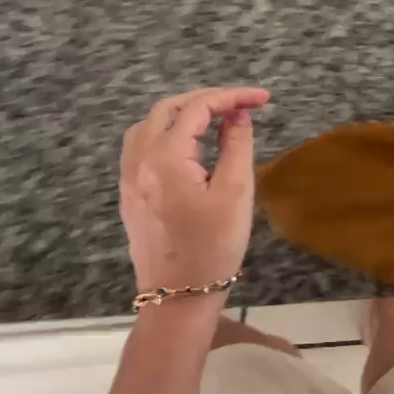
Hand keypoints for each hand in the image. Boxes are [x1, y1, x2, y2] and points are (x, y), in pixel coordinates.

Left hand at [119, 87, 270, 294]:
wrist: (179, 296)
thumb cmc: (213, 244)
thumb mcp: (235, 190)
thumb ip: (236, 144)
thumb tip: (238, 115)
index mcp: (165, 159)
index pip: (197, 109)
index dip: (232, 97)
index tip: (263, 99)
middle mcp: (139, 163)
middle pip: (167, 109)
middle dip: (207, 99)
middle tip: (241, 104)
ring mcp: (129, 179)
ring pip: (149, 125)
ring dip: (183, 112)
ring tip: (216, 116)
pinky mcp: (131, 194)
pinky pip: (142, 145)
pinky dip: (167, 131)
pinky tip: (190, 141)